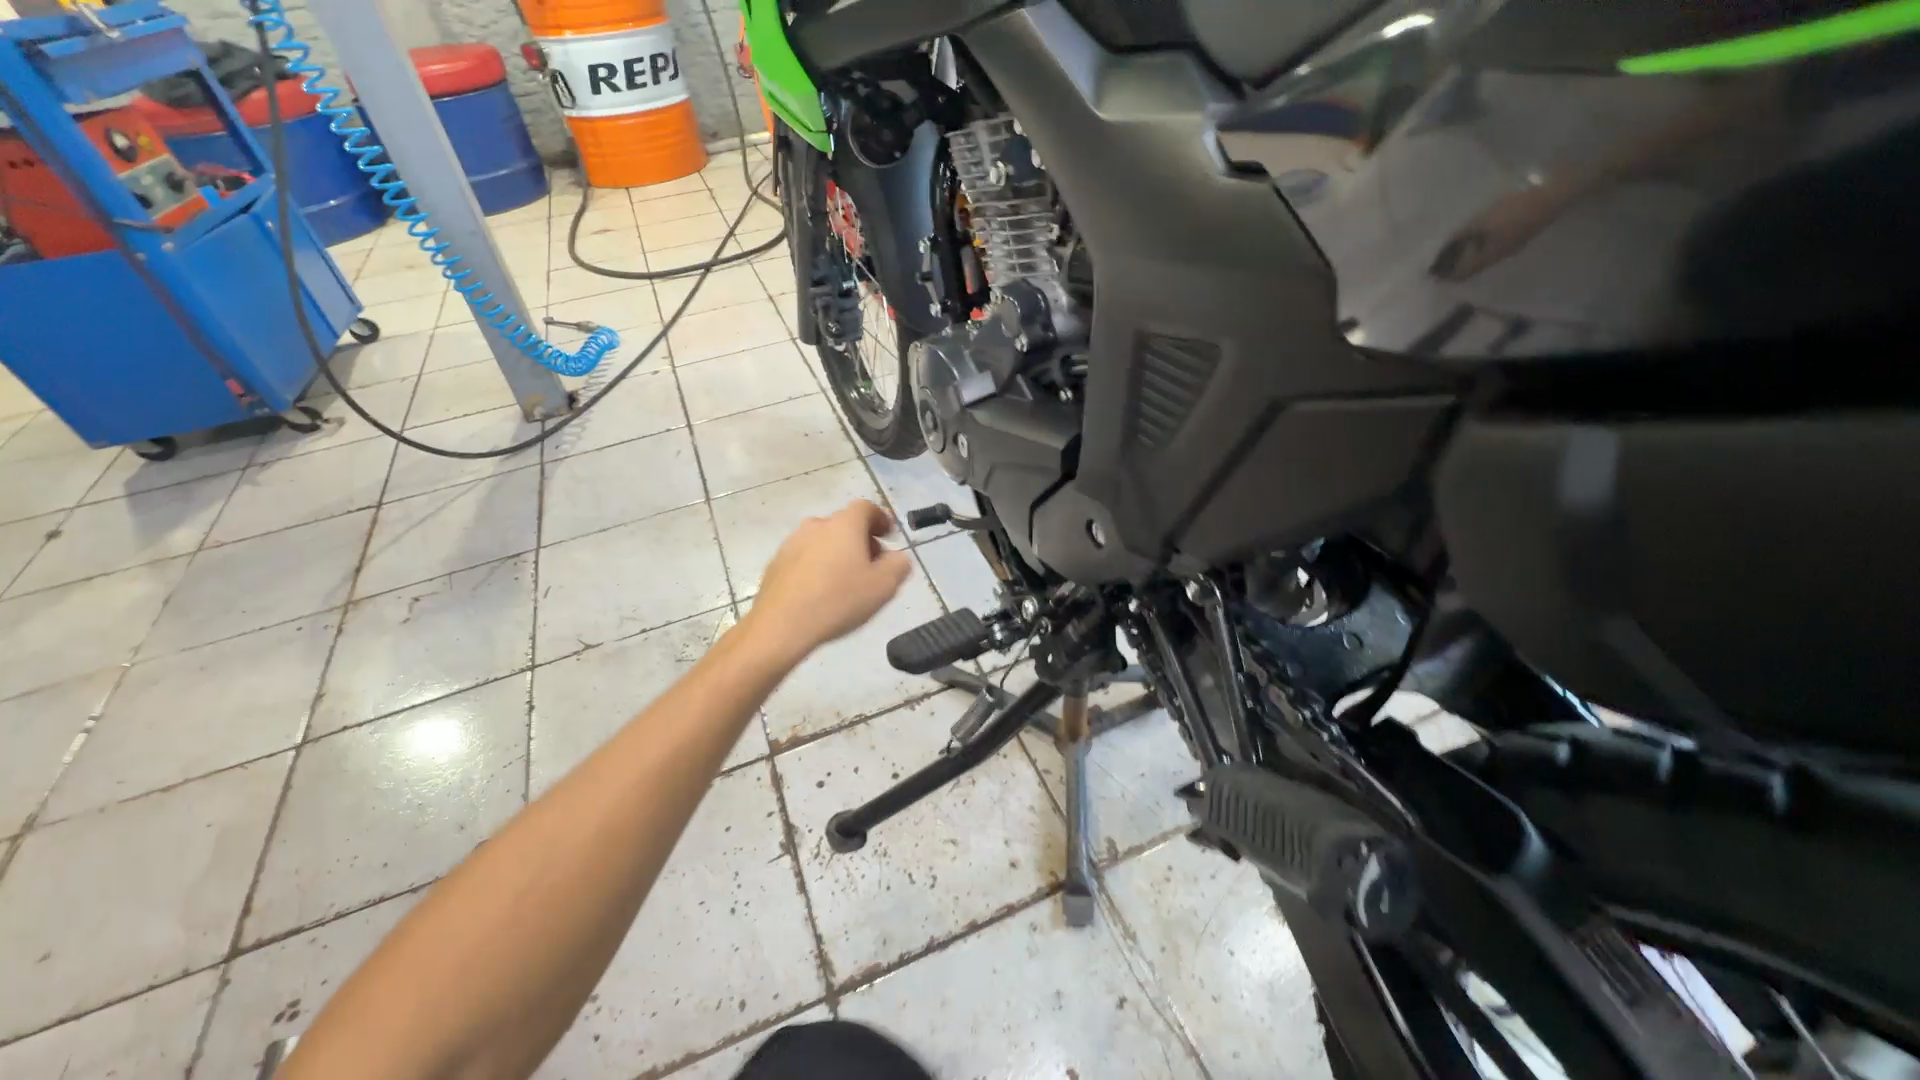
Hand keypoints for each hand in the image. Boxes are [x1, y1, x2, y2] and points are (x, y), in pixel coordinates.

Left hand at [742, 499, 913, 663]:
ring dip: (837, 552)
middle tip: (871, 565)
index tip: (889, 536)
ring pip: (822, 540)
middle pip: (843, 524)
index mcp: (844, 524)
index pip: (866, 508)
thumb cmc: (838, 601)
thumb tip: (898, 557)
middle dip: (860, 539)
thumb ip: (898, 566)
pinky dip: (817, 566)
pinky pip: (804, 557)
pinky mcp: (776, 562)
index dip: (881, 519)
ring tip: (844, 580)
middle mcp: (816, 525)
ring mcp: (792, 542)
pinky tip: (820, 591)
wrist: (782, 625)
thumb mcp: (883, 587)